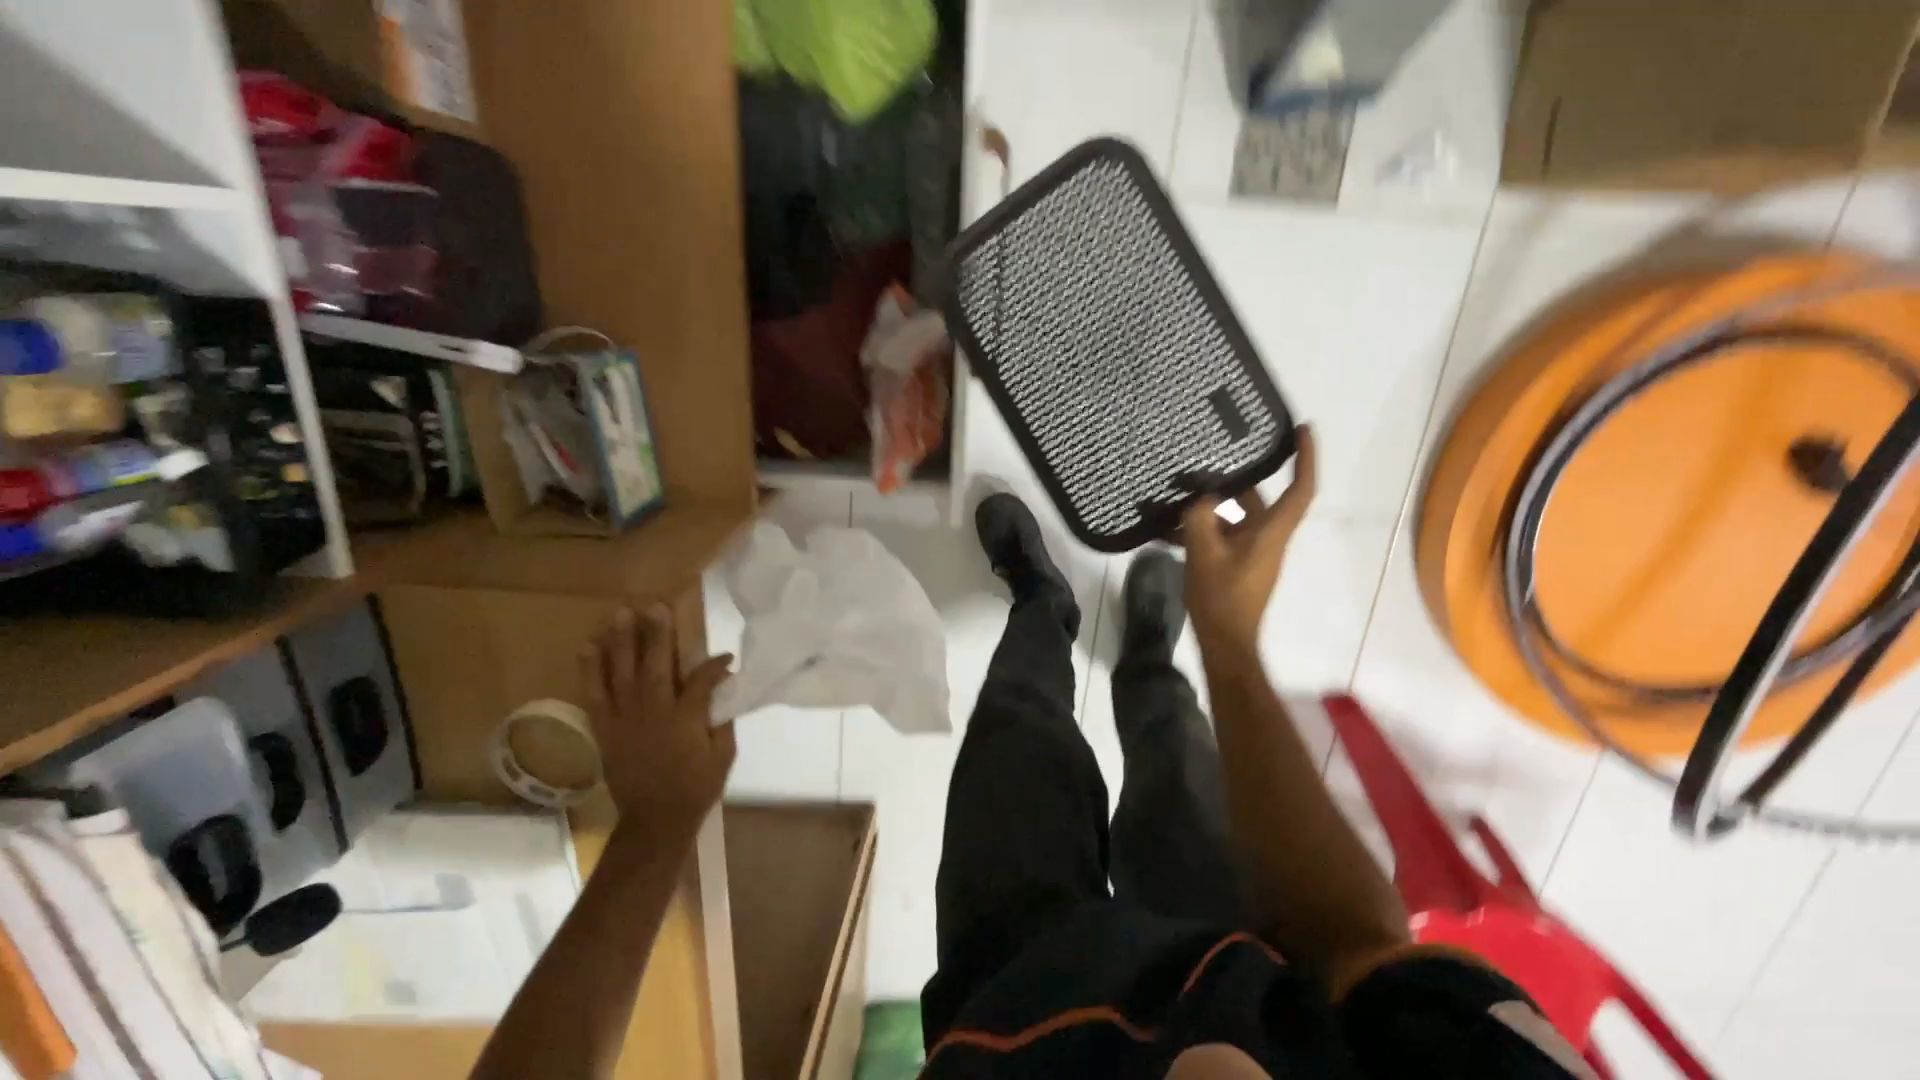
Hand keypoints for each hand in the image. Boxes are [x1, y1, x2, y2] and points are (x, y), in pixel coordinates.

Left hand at [578, 604, 734, 841]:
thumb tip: (722, 689)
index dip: (714, 665)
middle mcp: (653, 711)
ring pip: (621, 672)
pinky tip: (588, 646)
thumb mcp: (722, 756)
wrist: (654, 820)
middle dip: (657, 633)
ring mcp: (625, 718)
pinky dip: (590, 670)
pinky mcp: (605, 728)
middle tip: (655, 604)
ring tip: (620, 613)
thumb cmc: (695, 788)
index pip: (701, 679)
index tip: (725, 657)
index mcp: (686, 719)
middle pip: (655, 664)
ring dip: (621, 641)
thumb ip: (722, 720)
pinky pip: (594, 694)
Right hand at [1181, 425, 1317, 655]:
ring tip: (1176, 491)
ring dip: (1209, 506)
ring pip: (1233, 517)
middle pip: (1257, 498)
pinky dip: (1200, 529)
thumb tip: (1200, 496)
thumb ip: (1200, 516)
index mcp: (1271, 531)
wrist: (1225, 643)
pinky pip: (1220, 536)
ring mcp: (1251, 552)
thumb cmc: (1221, 597)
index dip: (1306, 457)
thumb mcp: (1204, 552)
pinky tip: (1166, 528)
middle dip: (1234, 478)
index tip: (1303, 429)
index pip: (1300, 488)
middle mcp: (1267, 537)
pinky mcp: (1236, 565)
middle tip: (1209, 456)